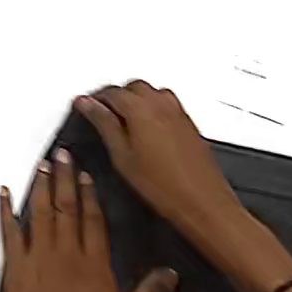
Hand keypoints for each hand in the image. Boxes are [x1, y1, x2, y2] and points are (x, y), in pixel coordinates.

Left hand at [1, 149, 177, 291]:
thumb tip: (167, 272)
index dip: (89, 194)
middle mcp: (65, 261)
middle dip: (64, 179)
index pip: (93, 221)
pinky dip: (5, 212)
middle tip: (61, 153)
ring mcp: (36, 266)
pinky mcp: (14, 278)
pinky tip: (4, 195)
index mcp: (95, 271)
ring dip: (41, 188)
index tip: (85, 173)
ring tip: (42, 165)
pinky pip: (8, 236)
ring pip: (39, 215)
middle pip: (65, 209)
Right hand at [78, 83, 237, 225]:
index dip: (95, 100)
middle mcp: (159, 102)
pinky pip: (164, 103)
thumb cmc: (165, 186)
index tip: (87, 108)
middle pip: (131, 87)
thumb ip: (103, 123)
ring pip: (149, 93)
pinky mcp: (188, 122)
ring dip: (136, 100)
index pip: (109, 92)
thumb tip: (87, 104)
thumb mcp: (121, 155)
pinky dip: (152, 108)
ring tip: (126, 123)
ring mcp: (177, 111)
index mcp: (139, 106)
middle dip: (116, 97)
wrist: (204, 205)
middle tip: (104, 116)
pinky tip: (148, 130)